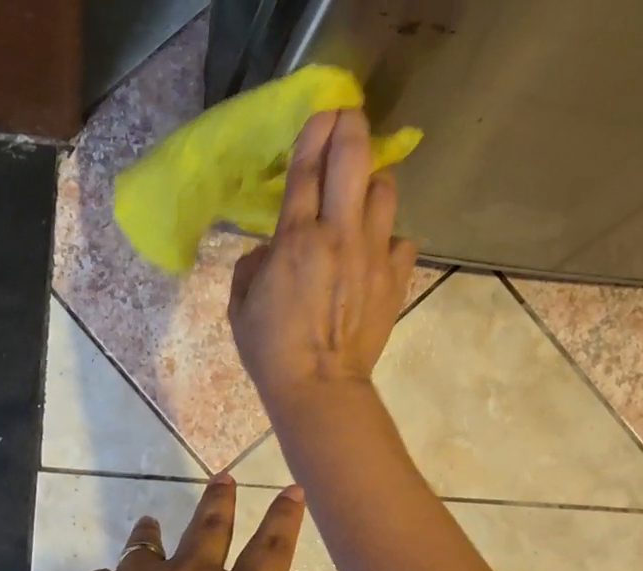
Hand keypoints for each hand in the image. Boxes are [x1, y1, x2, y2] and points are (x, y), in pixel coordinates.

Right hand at [228, 109, 417, 408]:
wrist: (320, 387)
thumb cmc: (270, 350)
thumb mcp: (240, 306)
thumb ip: (253, 265)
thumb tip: (272, 250)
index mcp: (295, 238)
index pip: (307, 167)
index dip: (315, 131)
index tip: (323, 110)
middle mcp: (338, 233)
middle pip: (353, 160)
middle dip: (352, 128)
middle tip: (350, 117)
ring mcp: (372, 253)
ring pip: (385, 191)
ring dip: (373, 181)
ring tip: (363, 189)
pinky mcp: (395, 277)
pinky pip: (401, 239)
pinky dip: (388, 237)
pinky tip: (375, 250)